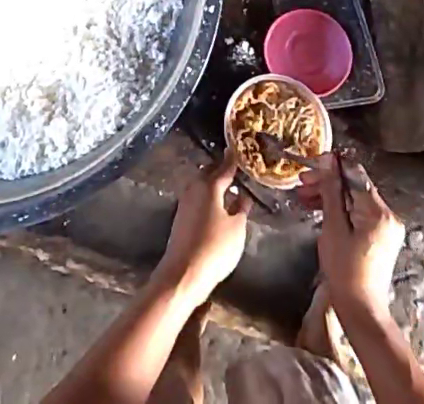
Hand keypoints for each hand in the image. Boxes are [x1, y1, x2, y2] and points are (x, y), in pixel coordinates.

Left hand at [156, 154, 249, 300]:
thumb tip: (243, 195)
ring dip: (213, 182)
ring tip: (228, 184)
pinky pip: (197, 197)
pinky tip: (216, 203)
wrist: (183, 273)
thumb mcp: (236, 228)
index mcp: (209, 186)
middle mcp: (194, 189)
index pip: (224, 167)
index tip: (238, 149)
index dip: (232, 160)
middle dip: (220, 168)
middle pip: (208, 172)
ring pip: (201, 185)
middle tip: (233, 166)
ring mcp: (185, 203)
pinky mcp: (181, 217)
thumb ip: (241, 208)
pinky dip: (208, 195)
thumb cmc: (215, 247)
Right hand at [307, 154, 404, 321]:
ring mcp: (385, 227)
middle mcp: (387, 215)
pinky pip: (357, 213)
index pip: (355, 173)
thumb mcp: (333, 226)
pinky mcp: (379, 236)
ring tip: (304, 196)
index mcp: (379, 211)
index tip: (309, 166)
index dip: (332, 165)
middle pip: (354, 186)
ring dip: (330, 195)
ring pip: (354, 199)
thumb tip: (329, 160)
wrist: (360, 309)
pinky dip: (339, 209)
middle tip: (301, 183)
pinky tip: (318, 210)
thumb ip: (332, 191)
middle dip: (327, 182)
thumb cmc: (344, 269)